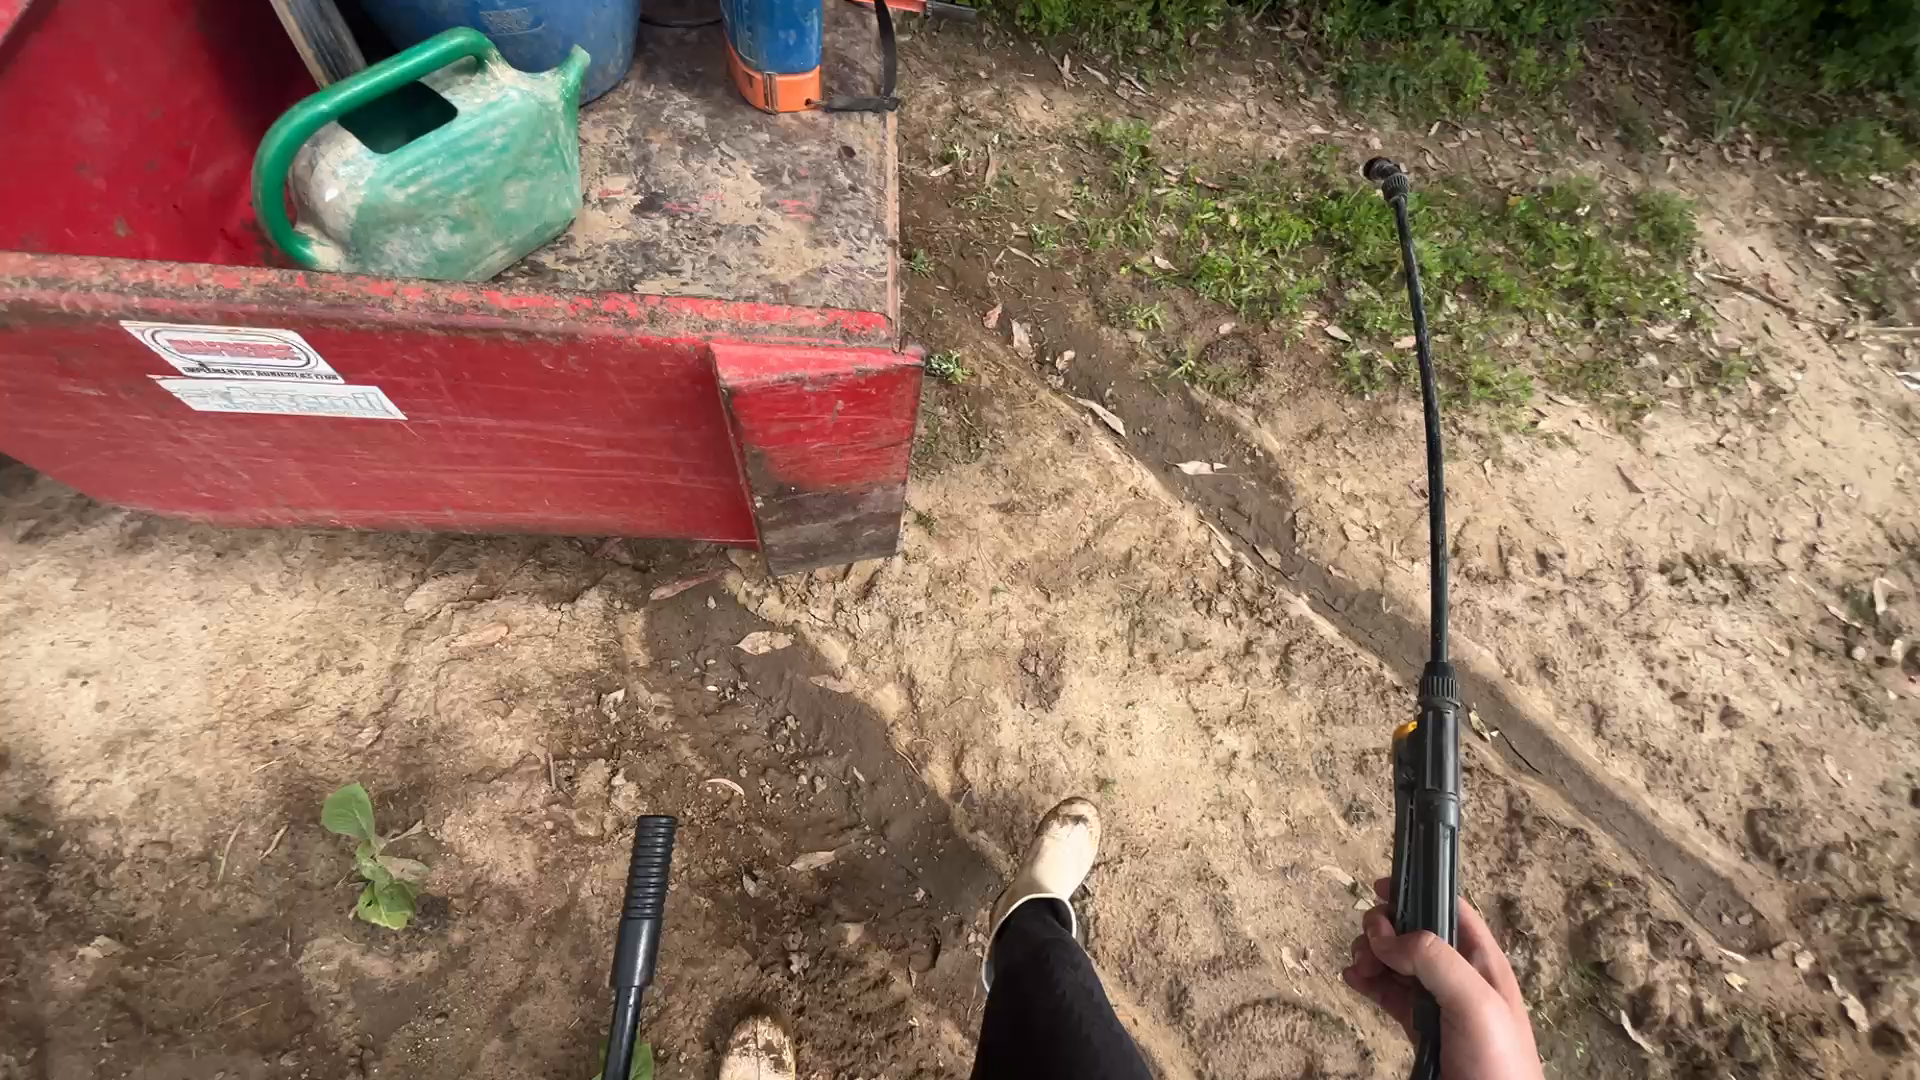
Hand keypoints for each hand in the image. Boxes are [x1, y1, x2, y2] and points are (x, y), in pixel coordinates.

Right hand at [1342, 879, 1543, 1079]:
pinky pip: (1385, 989)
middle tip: (1368, 946)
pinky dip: (1365, 979)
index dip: (1416, 891)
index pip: (1449, 908)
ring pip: (1394, 959)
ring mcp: (1436, 1000)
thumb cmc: (1496, 1063)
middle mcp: (1457, 975)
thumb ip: (1433, 959)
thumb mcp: (1475, 1004)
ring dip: (1369, 954)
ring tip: (1358, 969)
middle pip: (1411, 931)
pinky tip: (1354, 980)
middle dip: (1381, 930)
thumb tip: (1385, 937)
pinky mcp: (1418, 1023)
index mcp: (1480, 962)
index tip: (1379, 890)